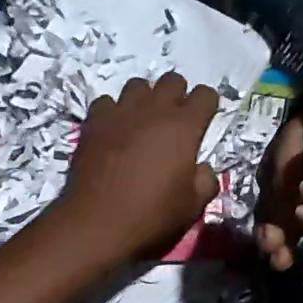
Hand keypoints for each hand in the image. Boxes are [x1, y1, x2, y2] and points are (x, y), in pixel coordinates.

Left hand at [56, 72, 219, 261]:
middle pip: (172, 80)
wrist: (98, 222)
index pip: (205, 96)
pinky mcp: (93, 122)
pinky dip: (113, 112)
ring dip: (145, 98)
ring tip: (143, 120)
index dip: (208, 105)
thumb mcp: (192, 206)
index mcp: (184, 127)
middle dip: (178, 94)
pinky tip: (114, 130)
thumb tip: (203, 169)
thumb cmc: (152, 215)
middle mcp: (153, 110)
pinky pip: (106, 102)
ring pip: (137, 85)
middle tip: (175, 119)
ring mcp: (120, 112)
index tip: (205, 120)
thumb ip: (205, 181)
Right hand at [255, 95, 302, 302]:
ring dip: (273, 218)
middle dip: (277, 191)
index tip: (284, 184)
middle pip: (295, 156)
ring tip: (273, 250)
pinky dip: (280, 237)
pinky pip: (292, 217)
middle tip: (275, 228)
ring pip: (287, 189)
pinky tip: (282, 260)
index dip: (293, 147)